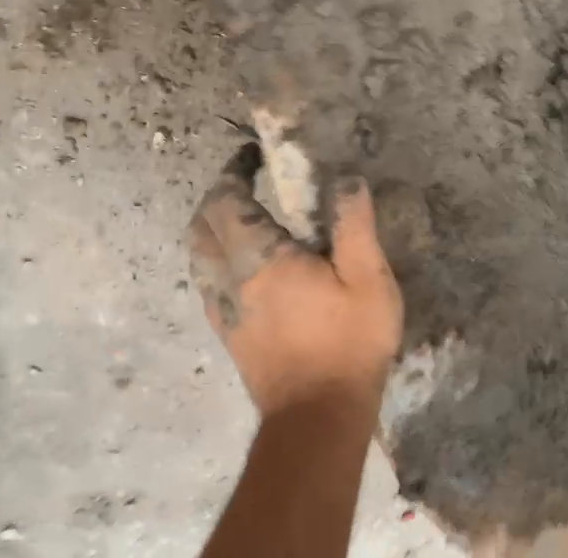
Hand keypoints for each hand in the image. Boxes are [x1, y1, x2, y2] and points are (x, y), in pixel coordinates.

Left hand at [186, 146, 403, 415]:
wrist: (318, 411)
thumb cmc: (350, 339)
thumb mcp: (369, 277)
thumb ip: (354, 225)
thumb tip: (346, 179)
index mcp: (261, 260)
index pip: (227, 206)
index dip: (233, 175)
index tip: (252, 155)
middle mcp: (230, 280)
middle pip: (200, 229)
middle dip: (217, 197)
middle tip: (248, 179)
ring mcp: (224, 309)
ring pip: (198, 256)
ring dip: (212, 227)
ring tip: (245, 214)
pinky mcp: (230, 331)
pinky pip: (208, 280)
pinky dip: (216, 255)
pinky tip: (246, 261)